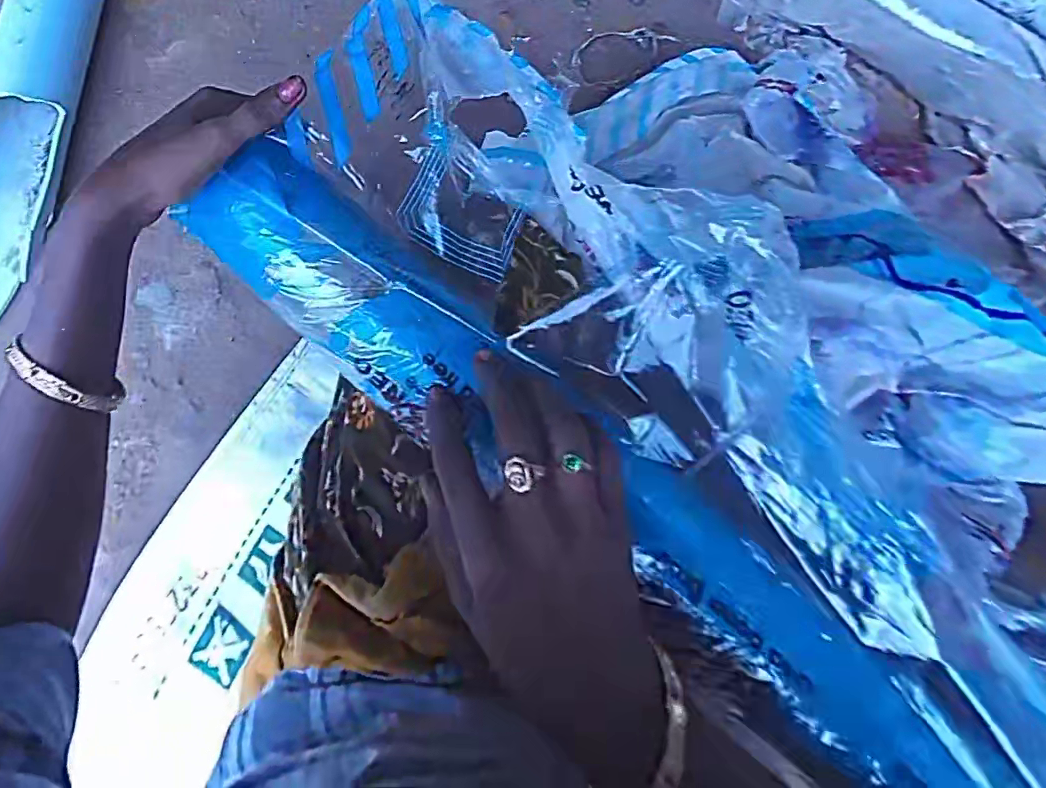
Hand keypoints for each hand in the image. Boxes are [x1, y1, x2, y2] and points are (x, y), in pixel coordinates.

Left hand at [60, 77, 304, 239]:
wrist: (122, 198)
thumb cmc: (171, 165)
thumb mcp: (220, 138)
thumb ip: (258, 114)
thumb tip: (298, 83)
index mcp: (209, 101)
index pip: (259, 105)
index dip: (281, 125)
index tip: (299, 153)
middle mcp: (198, 114)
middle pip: (247, 125)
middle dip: (267, 144)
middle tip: (287, 172)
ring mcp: (188, 139)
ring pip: (233, 146)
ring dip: (251, 160)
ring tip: (267, 183)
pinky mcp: (182, 163)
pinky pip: (220, 162)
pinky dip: (234, 172)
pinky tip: (238, 188)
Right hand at [423, 352, 662, 787]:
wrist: (597, 686)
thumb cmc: (519, 646)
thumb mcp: (465, 600)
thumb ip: (444, 533)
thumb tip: (428, 472)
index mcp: (486, 552)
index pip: (455, 468)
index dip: (444, 423)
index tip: (438, 391)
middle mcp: (534, 524)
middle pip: (514, 436)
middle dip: (497, 388)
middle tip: (485, 360)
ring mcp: (582, 516)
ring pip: (564, 433)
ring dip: (543, 394)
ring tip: (525, 373)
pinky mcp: (617, 517)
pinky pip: (606, 454)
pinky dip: (588, 424)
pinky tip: (571, 411)